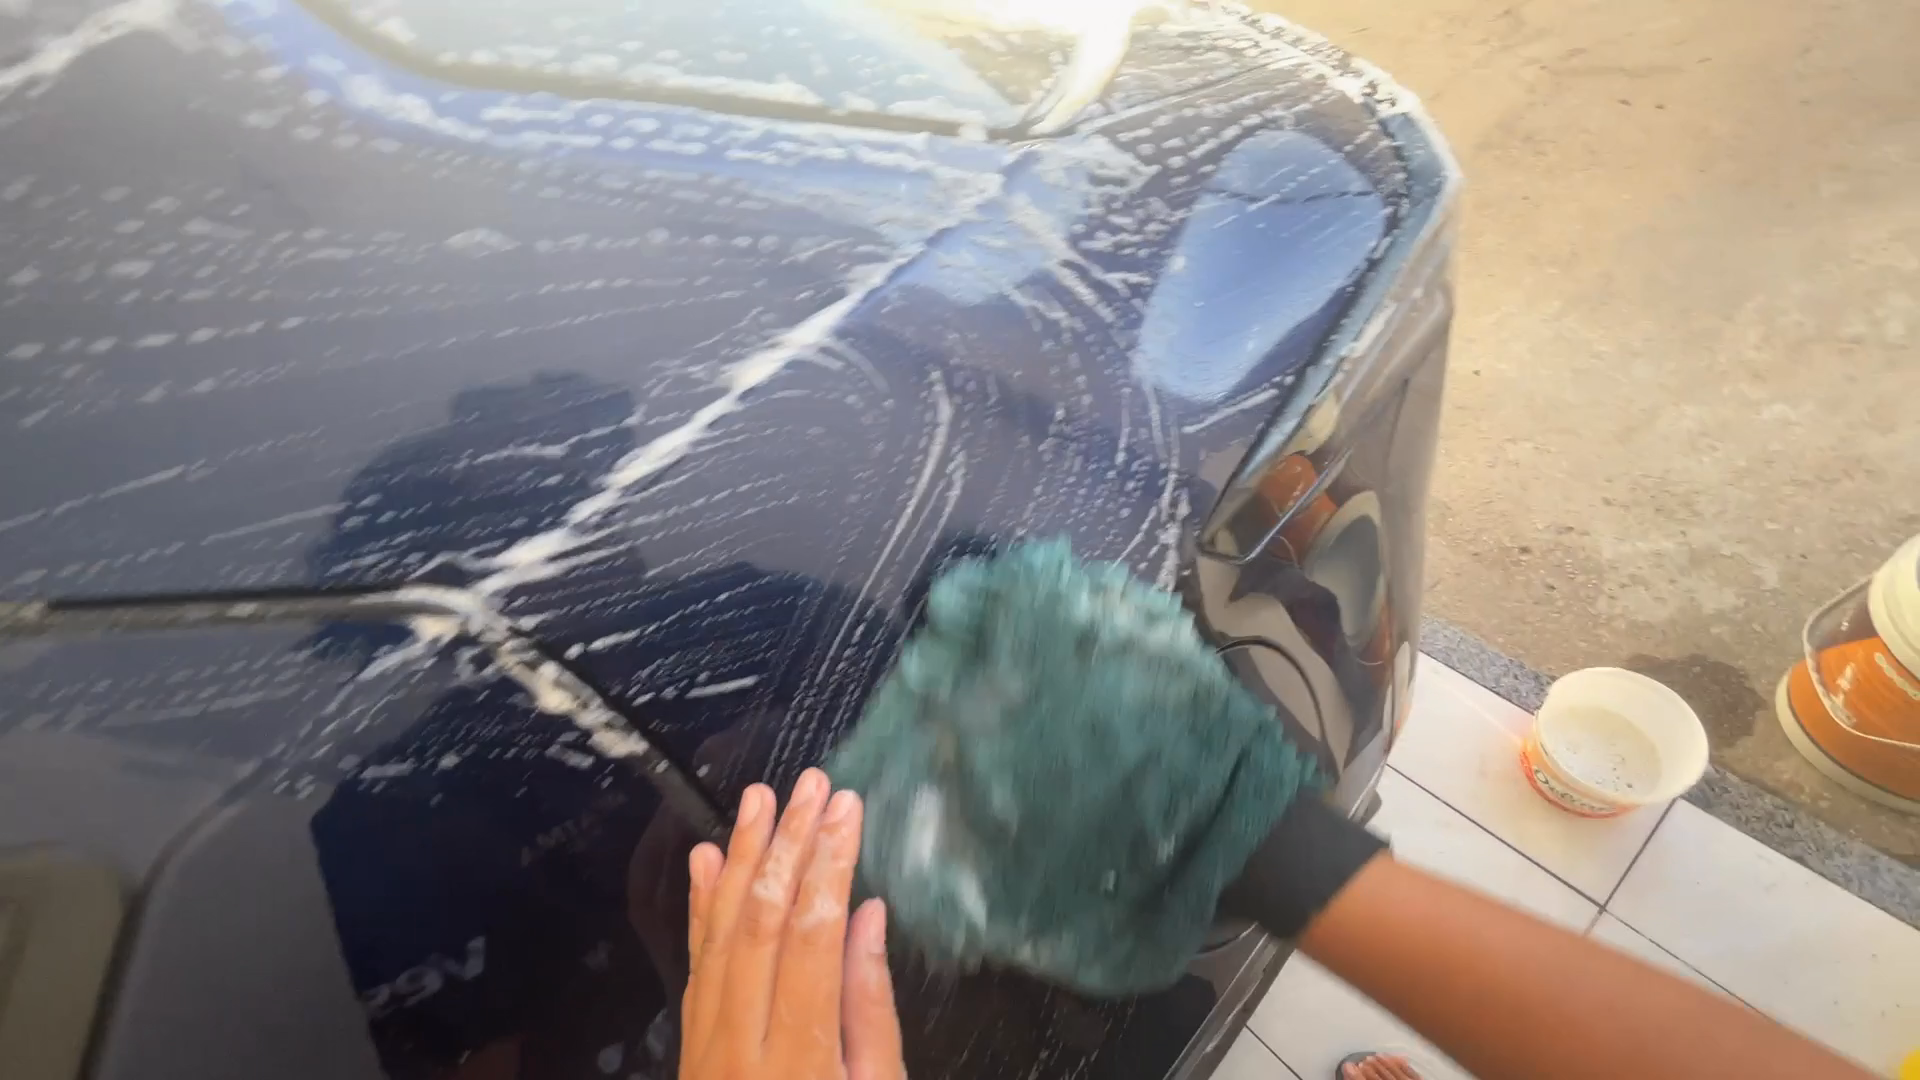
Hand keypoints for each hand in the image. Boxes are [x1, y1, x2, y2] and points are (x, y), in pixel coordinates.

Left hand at [681, 767, 905, 1079]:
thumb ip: (870, 1007)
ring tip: (758, 796)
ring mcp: (704, 1047)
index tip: (847, 805)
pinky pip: (694, 963)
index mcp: (798, 1065)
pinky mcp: (689, 1046)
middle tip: (810, 782)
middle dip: (787, 843)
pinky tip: (704, 857)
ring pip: (720, 932)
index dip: (829, 863)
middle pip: (760, 922)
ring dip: (741, 856)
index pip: (810, 938)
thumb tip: (868, 912)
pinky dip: (700, 904)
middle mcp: (739, 1048)